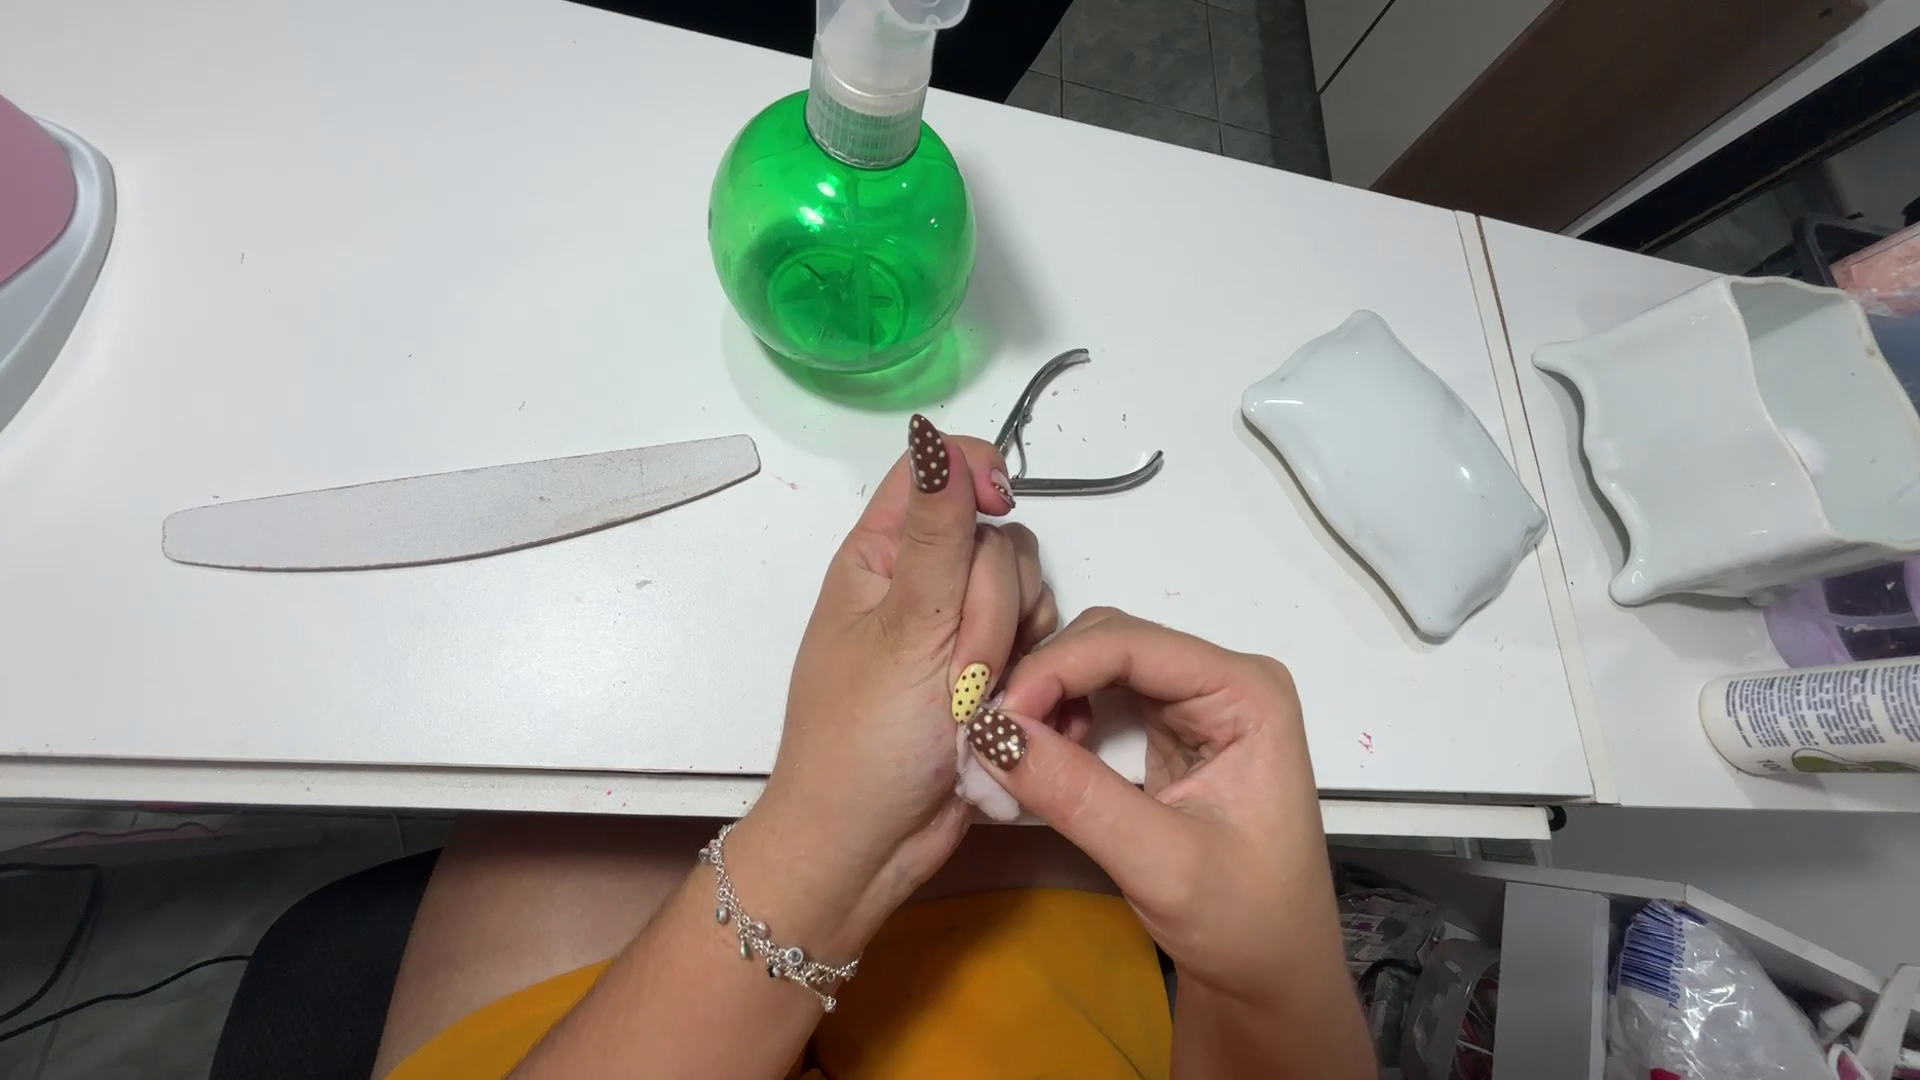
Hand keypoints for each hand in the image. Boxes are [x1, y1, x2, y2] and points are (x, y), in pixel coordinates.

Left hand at [733, 416, 1053, 954]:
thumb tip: (934, 434)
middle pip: (998, 538)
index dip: (976, 474)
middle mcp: (922, 582)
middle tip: (959, 666)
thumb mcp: (905, 629)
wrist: (871, 847)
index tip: (998, 505)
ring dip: (1015, 644)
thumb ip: (935, 533)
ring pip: (1027, 591)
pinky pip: (1037, 639)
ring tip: (977, 700)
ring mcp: (959, 628)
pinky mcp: (989, 670)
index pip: (935, 470)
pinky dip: (1032, 671)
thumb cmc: (867, 737)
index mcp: (881, 554)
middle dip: (996, 601)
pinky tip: (1007, 710)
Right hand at [979, 608, 1342, 1001]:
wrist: (1270, 972)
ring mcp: (1197, 697)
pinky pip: (1102, 689)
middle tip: (997, 733)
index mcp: (1245, 692)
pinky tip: (1049, 750)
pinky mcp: (1172, 721)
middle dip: (1049, 677)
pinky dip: (1062, 709)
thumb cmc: (1244, 924)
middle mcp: (1222, 678)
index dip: (1057, 668)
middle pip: (1113, 639)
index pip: (1133, 644)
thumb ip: (1077, 794)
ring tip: (1021, 747)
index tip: (995, 718)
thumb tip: (990, 732)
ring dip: (1051, 692)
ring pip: (1100, 657)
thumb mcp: (1160, 864)